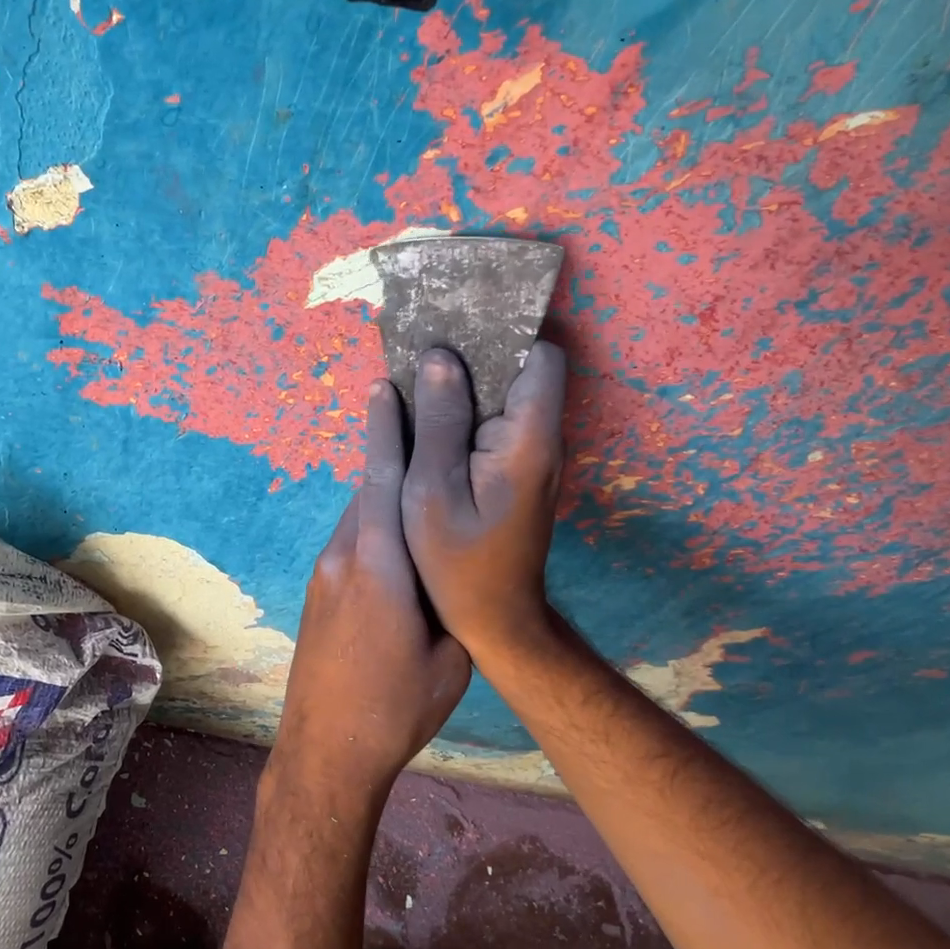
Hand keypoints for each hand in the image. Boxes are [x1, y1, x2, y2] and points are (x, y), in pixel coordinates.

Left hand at [275, 379, 471, 789]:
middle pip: (366, 489)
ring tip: (408, 452)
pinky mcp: (317, 589)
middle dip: (386, 446)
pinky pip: (348, 537)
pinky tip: (391, 519)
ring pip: (356, 513)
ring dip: (379, 483)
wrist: (325, 742)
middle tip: (406, 399)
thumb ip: (447, 599)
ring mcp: (324, 573)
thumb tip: (450, 565)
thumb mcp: (448, 656)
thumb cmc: (397, 705)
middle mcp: (343, 558)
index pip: (382, 483)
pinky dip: (369, 516)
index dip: (386, 433)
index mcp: (380, 567)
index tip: (387, 387)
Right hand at [400, 343, 566, 659]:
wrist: (494, 619)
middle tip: (414, 355)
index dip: (500, 334)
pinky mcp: (514, 470)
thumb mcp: (432, 490)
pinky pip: (490, 424)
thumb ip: (437, 422)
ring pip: (500, 397)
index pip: (538, 357)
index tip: (451, 329)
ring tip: (409, 382)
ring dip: (458, 386)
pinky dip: (458, 414)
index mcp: (528, 439)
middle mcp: (540, 440)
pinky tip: (421, 421)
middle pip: (516, 371)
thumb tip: (438, 357)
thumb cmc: (456, 561)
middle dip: (469, 356)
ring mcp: (530, 456)